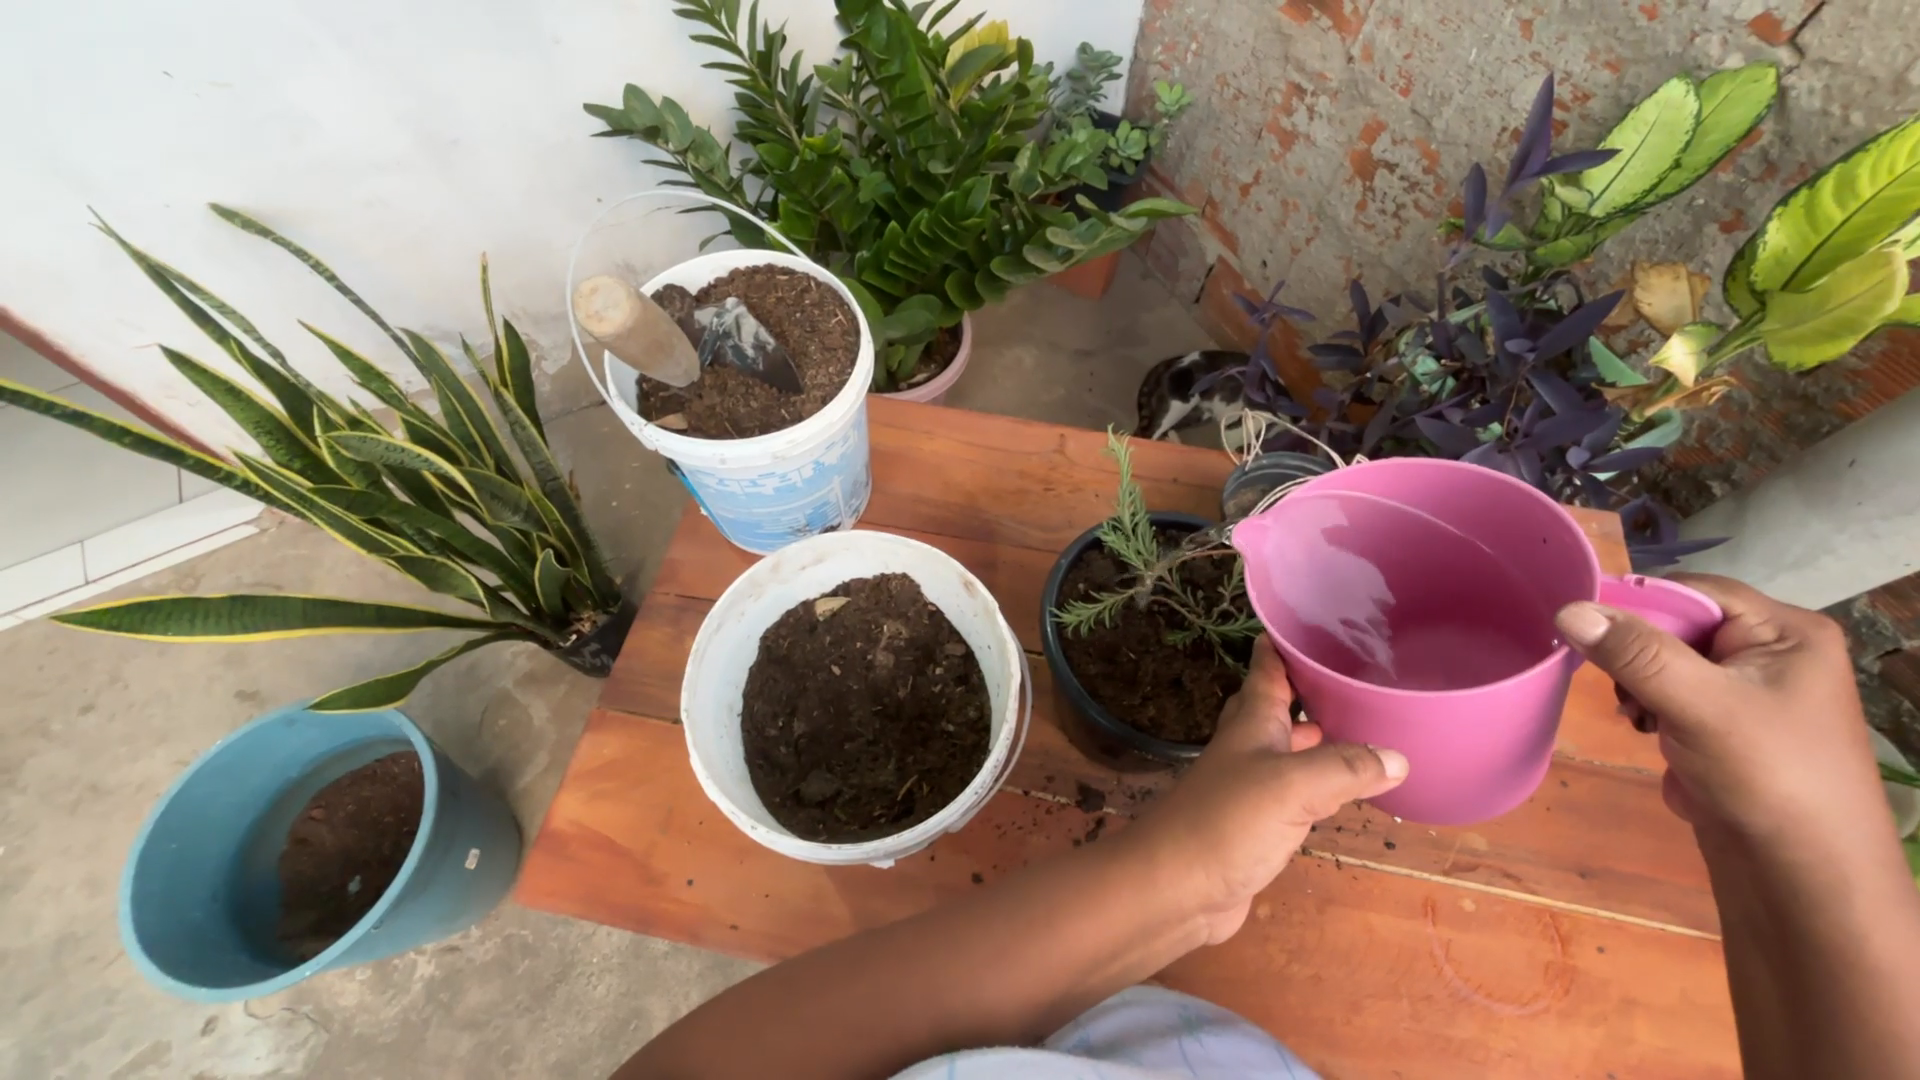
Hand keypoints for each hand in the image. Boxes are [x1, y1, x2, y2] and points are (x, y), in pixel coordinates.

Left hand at [1114, 638, 1407, 943]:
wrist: (1176, 885)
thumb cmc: (1227, 822)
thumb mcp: (1292, 786)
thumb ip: (1344, 768)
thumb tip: (1397, 755)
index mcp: (1253, 722)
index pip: (1269, 668)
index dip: (1288, 642)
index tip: (1319, 620)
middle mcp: (1251, 745)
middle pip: (1283, 706)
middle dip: (1316, 689)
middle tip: (1364, 674)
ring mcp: (1252, 784)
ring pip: (1293, 748)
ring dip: (1325, 737)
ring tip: (1372, 725)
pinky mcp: (1259, 822)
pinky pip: (1299, 791)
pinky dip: (1326, 783)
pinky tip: (1354, 789)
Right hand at [1553, 574, 1883, 847]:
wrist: (1798, 867)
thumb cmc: (1767, 775)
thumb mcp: (1698, 705)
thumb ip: (1634, 653)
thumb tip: (1568, 608)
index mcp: (1788, 632)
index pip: (1695, 591)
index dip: (1638, 604)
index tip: (1584, 627)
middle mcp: (1772, 649)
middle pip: (1676, 622)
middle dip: (1635, 652)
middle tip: (1620, 687)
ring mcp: (1748, 685)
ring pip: (1662, 654)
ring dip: (1635, 680)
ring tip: (1639, 715)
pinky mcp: (1723, 716)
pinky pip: (1667, 685)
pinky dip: (1645, 701)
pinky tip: (1646, 727)